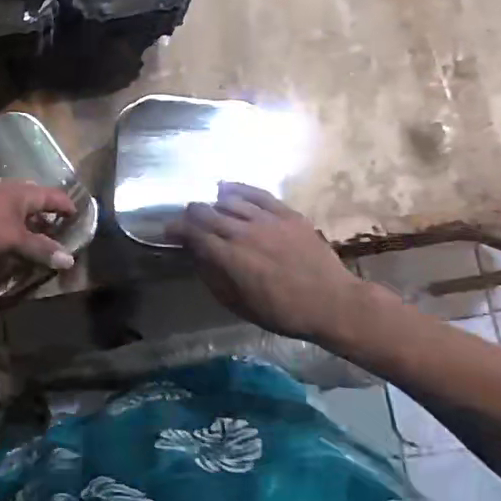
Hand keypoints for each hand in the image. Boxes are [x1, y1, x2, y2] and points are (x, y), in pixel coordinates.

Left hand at [0, 180, 78, 270]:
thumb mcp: (13, 239)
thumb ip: (41, 248)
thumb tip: (69, 259)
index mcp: (23, 191)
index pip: (56, 196)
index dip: (70, 208)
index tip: (80, 222)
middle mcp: (7, 189)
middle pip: (36, 202)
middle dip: (48, 219)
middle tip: (59, 238)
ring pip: (16, 210)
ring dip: (27, 226)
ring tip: (34, 245)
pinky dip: (8, 229)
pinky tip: (5, 243)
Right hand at [168, 182, 369, 343]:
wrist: (332, 303)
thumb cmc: (281, 312)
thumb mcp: (238, 304)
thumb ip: (212, 277)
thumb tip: (196, 256)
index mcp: (228, 257)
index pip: (192, 233)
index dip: (175, 230)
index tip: (168, 232)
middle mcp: (243, 232)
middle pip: (206, 212)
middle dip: (190, 215)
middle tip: (186, 221)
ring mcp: (267, 220)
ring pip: (229, 200)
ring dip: (212, 204)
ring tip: (207, 209)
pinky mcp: (287, 214)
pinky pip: (257, 194)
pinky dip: (238, 189)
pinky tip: (227, 189)